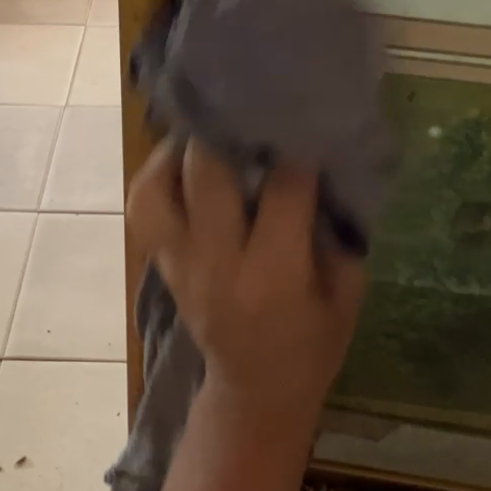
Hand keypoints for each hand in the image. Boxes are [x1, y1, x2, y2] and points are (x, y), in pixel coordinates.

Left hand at [126, 139, 366, 434]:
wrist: (256, 389)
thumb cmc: (312, 342)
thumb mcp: (346, 292)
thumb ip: (336, 231)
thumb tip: (324, 165)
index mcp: (273, 276)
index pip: (281, 191)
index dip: (298, 150)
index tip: (308, 120)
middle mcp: (218, 263)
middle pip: (207, 176)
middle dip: (229, 130)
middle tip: (249, 101)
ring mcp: (181, 262)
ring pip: (156, 188)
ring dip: (180, 149)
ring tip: (209, 127)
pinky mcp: (163, 262)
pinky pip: (144, 207)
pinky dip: (156, 174)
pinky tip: (183, 158)